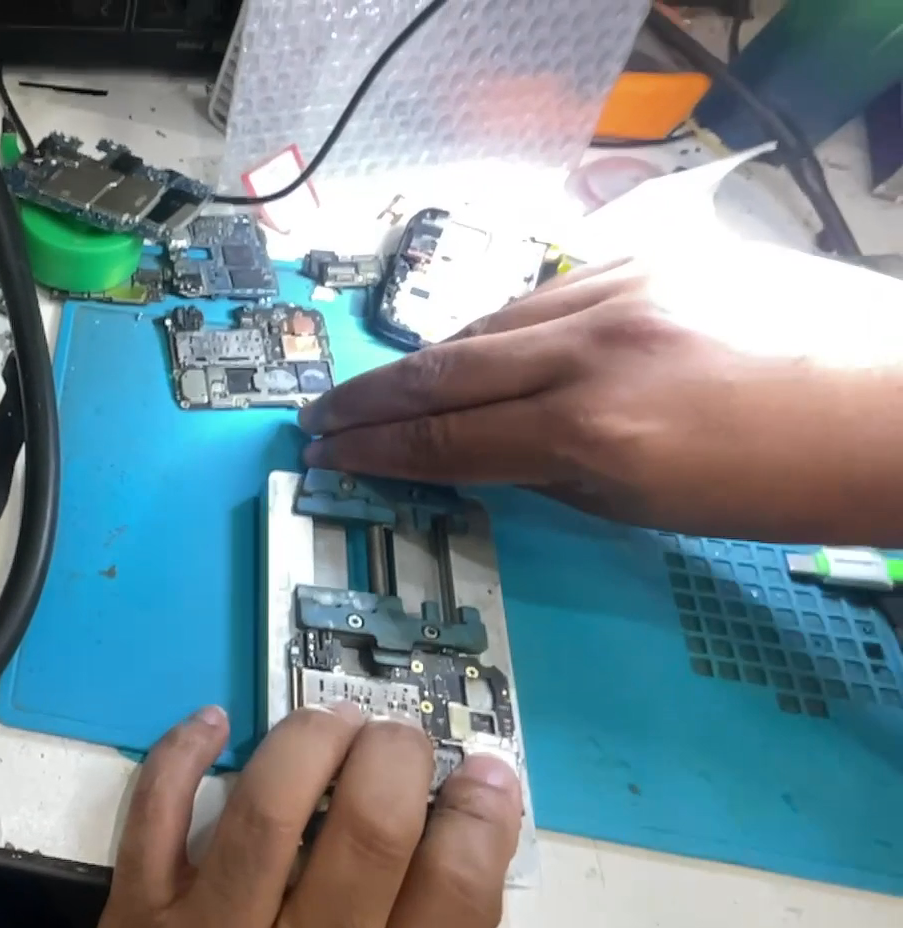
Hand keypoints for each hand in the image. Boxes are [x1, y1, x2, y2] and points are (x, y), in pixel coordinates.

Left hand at [57, 704, 540, 927]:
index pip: (455, 900)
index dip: (481, 822)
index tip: (486, 773)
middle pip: (367, 836)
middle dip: (393, 761)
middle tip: (397, 734)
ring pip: (264, 813)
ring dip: (303, 746)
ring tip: (329, 718)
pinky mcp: (135, 913)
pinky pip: (154, 815)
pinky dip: (179, 755)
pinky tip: (211, 721)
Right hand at [300, 254, 902, 543]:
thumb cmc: (776, 484)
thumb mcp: (635, 505)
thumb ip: (533, 470)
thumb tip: (465, 453)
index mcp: (592, 432)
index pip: (441, 439)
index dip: (370, 451)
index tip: (321, 457)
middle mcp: (594, 352)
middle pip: (438, 374)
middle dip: (362, 401)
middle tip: (314, 418)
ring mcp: (622, 294)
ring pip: (478, 329)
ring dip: (418, 366)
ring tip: (379, 392)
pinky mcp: (650, 261)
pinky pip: (535, 299)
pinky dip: (488, 333)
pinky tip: (469, 352)